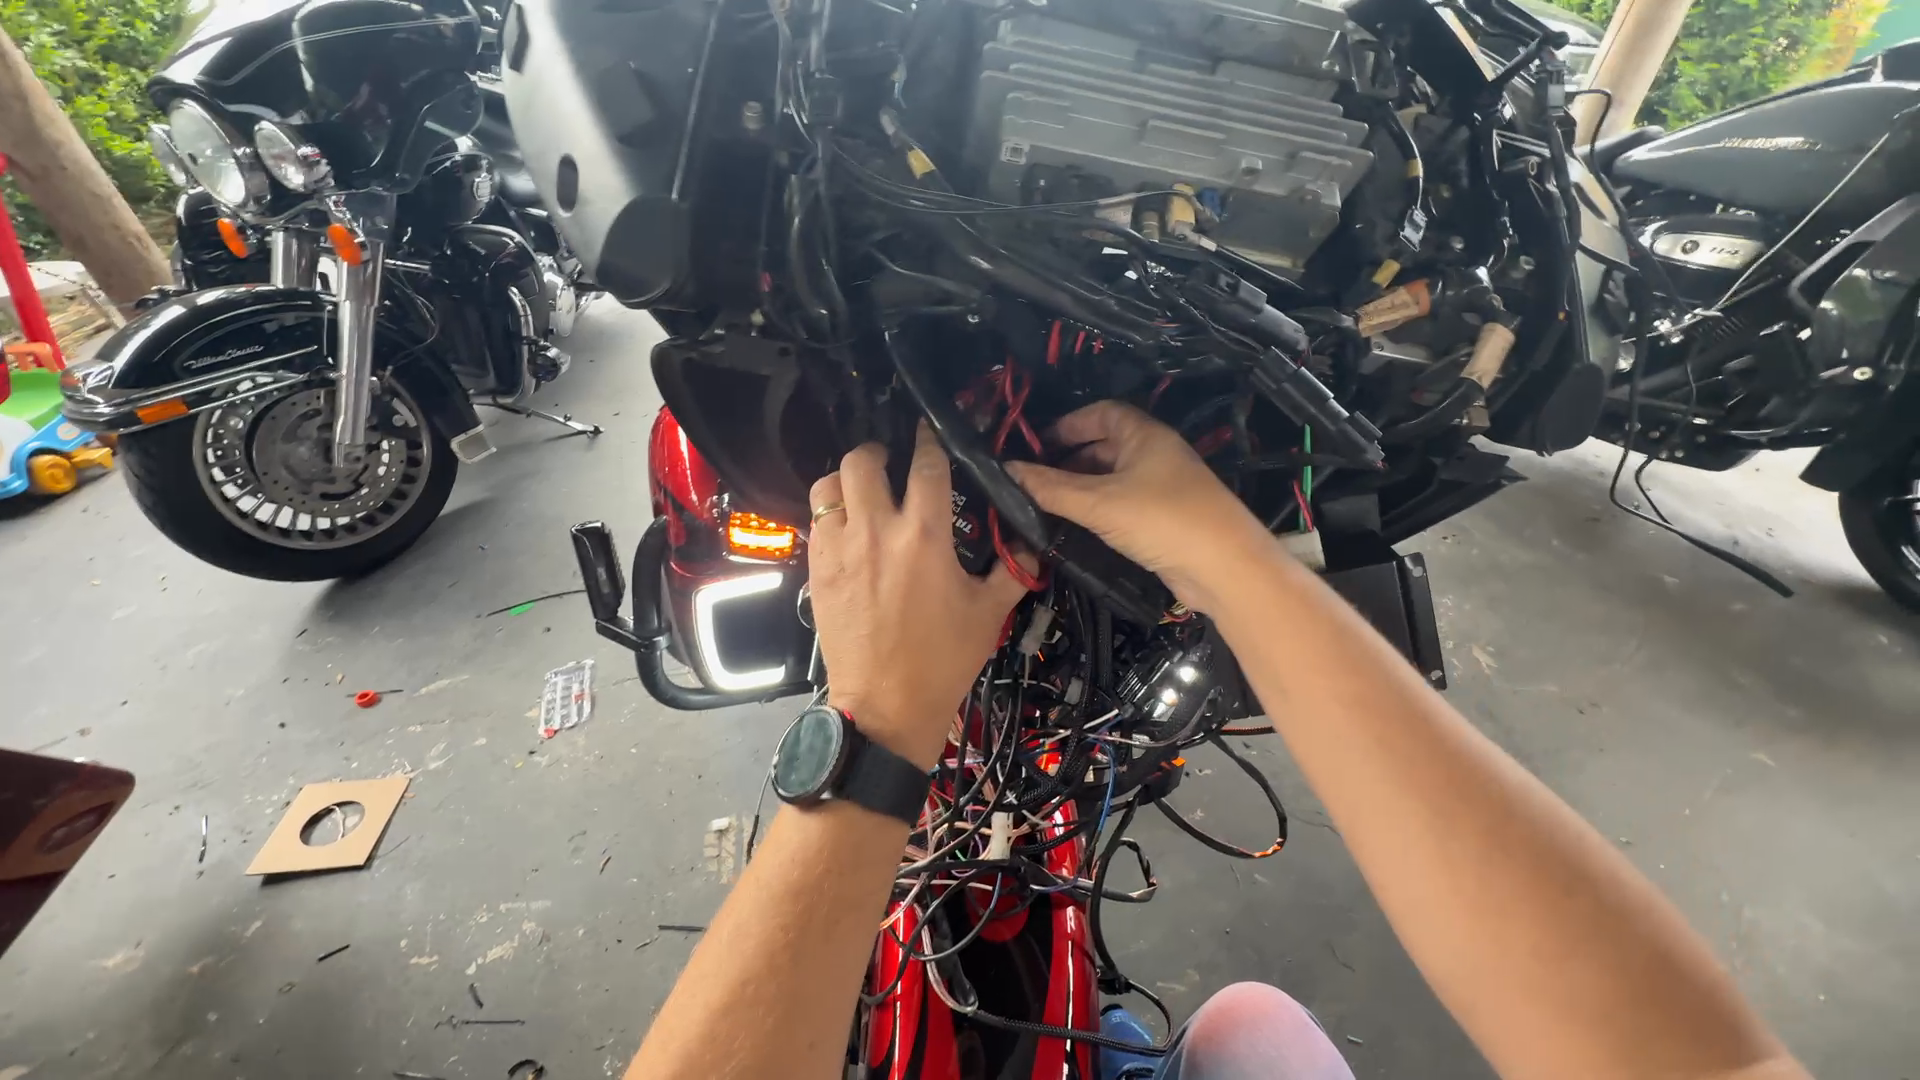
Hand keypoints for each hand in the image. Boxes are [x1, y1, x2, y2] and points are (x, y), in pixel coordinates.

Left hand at [807, 424, 1031, 770]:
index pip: (926, 465)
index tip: (929, 432)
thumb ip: (1014, 568)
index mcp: (925, 535)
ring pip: (828, 485)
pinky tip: (848, 532)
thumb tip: (1033, 540)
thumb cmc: (943, 660)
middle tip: (891, 464)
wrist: (886, 706)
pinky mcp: (816, 570)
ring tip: (861, 494)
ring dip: (845, 481)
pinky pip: (815, 523)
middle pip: (863, 460)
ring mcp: (840, 549)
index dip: (929, 441)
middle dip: (879, 452)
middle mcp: (877, 530)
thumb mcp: (989, 612)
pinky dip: (830, 516)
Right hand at [1007, 402, 1270, 610]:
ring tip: (1046, 505)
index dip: (1069, 424)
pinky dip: (1097, 510)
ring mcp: (1161, 488)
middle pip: (1104, 445)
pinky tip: (1075, 527)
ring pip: (1112, 478)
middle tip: (1034, 479)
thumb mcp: (1099, 502)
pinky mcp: (1163, 519)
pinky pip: (1121, 504)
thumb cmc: (1162, 519)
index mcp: (1145, 436)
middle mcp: (1154, 455)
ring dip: (1080, 487)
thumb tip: (1007, 471)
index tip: (1037, 444)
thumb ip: (1050, 488)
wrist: (1224, 567)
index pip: (1102, 413)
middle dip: (1068, 459)